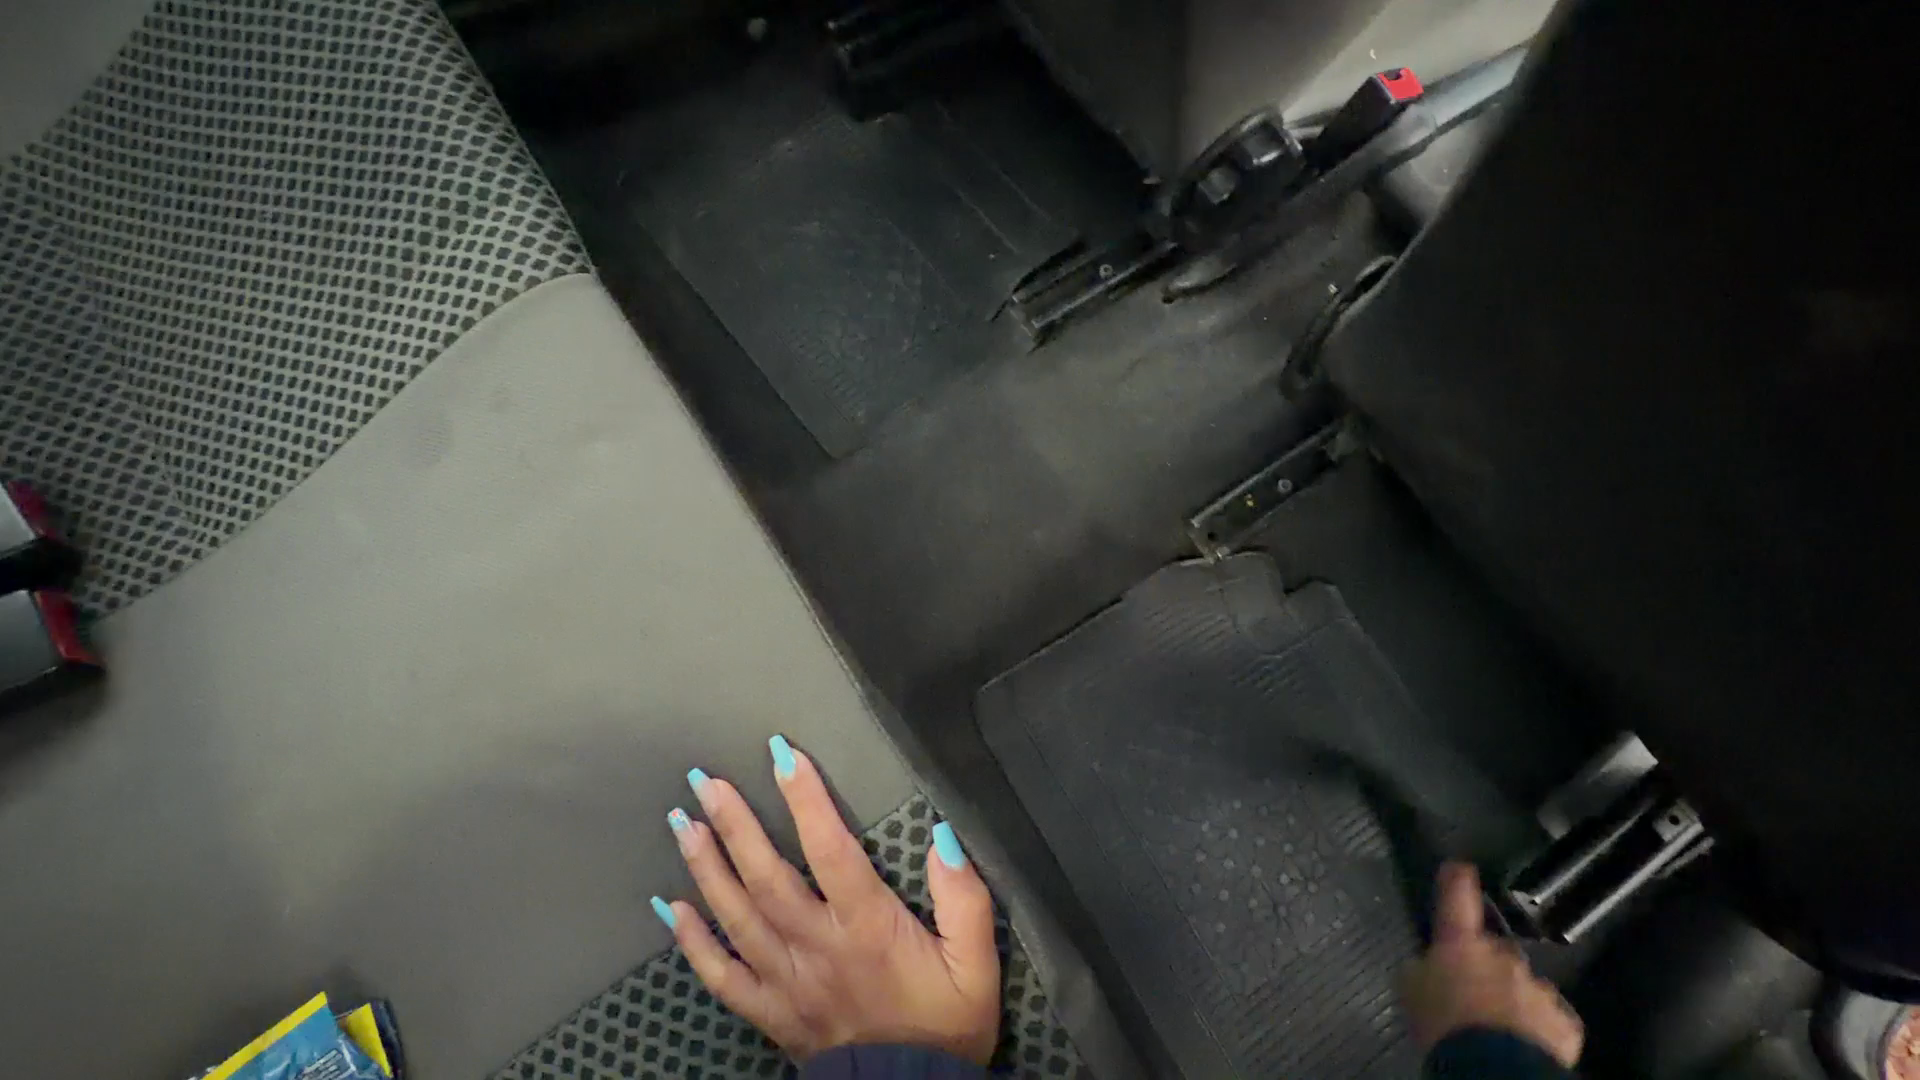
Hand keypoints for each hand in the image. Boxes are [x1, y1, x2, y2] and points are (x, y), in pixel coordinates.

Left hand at [652, 737, 1000, 1063]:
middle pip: (766, 877)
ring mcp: (785, 982)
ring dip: (705, 866)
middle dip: (733, 824)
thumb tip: (942, 835)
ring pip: (735, 917)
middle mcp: (816, 948)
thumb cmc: (946, 1022)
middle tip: (703, 781)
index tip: (782, 754)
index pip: (830, 850)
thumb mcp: (977, 963)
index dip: (806, 799)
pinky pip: (721, 976)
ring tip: (681, 823)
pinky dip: (690, 942)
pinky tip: (668, 907)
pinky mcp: (770, 1011)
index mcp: (866, 928)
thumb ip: (964, 899)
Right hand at [1400, 861, 1583, 1067]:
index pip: (1457, 899)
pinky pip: (1549, 1017)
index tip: (1460, 865)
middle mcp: (1502, 955)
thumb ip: (1423, 967)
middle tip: (1470, 994)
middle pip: (1493, 951)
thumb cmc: (1443, 1022)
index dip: (1457, 881)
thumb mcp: (1410, 988)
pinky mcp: (1564, 1021)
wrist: (1493, 1069)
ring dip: (1511, 998)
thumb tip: (1432, 964)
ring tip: (1496, 1028)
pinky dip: (1537, 1026)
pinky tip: (1522, 1043)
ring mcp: (1537, 987)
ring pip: (1522, 985)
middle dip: (1485, 966)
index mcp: (1461, 943)